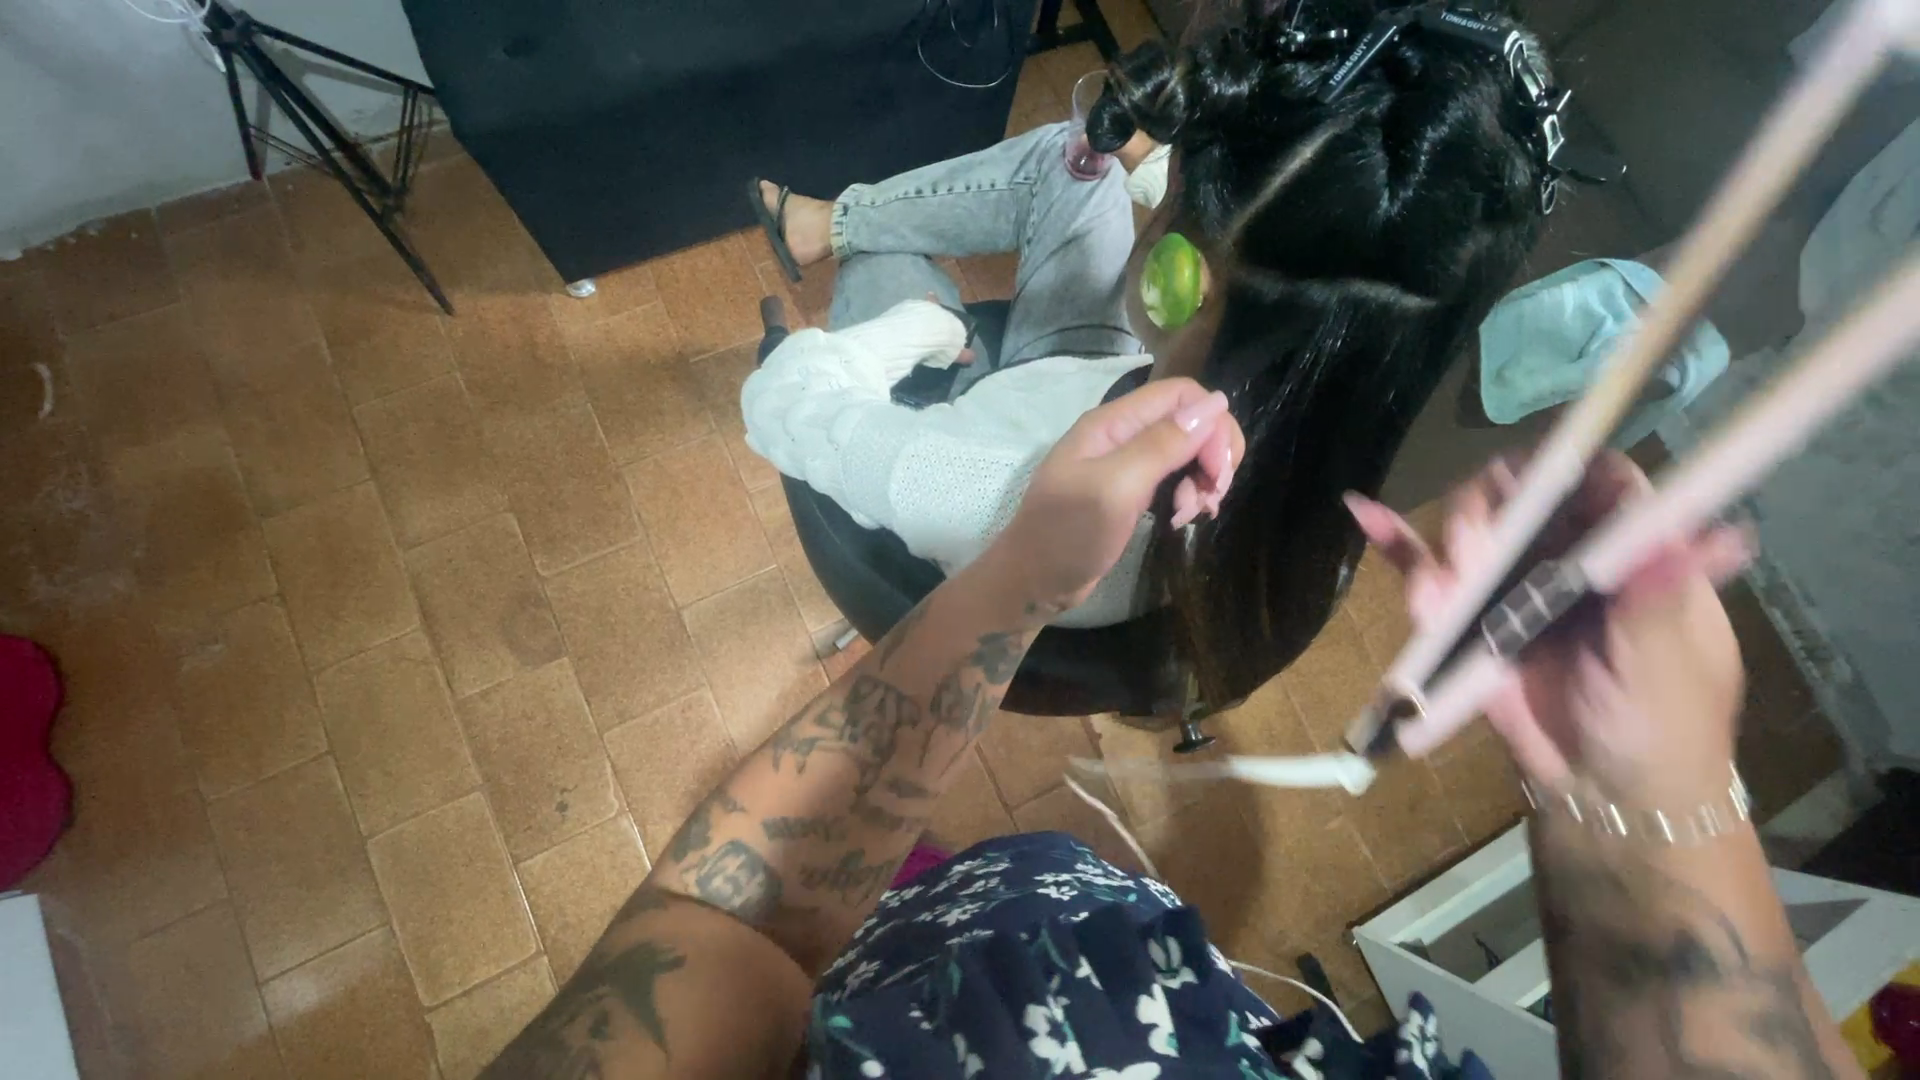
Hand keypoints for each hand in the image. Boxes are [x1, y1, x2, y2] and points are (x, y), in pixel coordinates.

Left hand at [986, 378, 1241, 614]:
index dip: (1212, 424)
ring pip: (1185, 453)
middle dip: (1212, 456)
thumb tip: (1217, 401)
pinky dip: (1186, 497)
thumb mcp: (1116, 488)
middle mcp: (1119, 436)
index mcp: (1111, 423)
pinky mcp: (1129, 493)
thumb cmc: (1067, 535)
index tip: (1218, 470)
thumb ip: (1162, 444)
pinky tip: (1181, 521)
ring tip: (1193, 515)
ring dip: (1201, 481)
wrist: (1032, 582)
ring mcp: (1124, 465)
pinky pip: (1171, 480)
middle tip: (1213, 497)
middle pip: (1189, 422)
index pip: (1182, 394)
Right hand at [1347, 453, 1752, 806]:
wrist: (1597, 787)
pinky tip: (1363, 511)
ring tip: (1448, 578)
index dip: (1574, 471)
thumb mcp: (1669, 671)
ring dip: (1452, 537)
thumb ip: (1658, 605)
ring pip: (1471, 530)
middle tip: (1478, 546)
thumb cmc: (1660, 731)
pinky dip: (1393, 538)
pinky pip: (1423, 570)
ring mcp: (1511, 585)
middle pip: (1524, 496)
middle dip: (1494, 508)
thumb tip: (1696, 532)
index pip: (1604, 488)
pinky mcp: (1463, 615)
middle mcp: (1567, 558)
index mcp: (1630, 558)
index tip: (1542, 481)